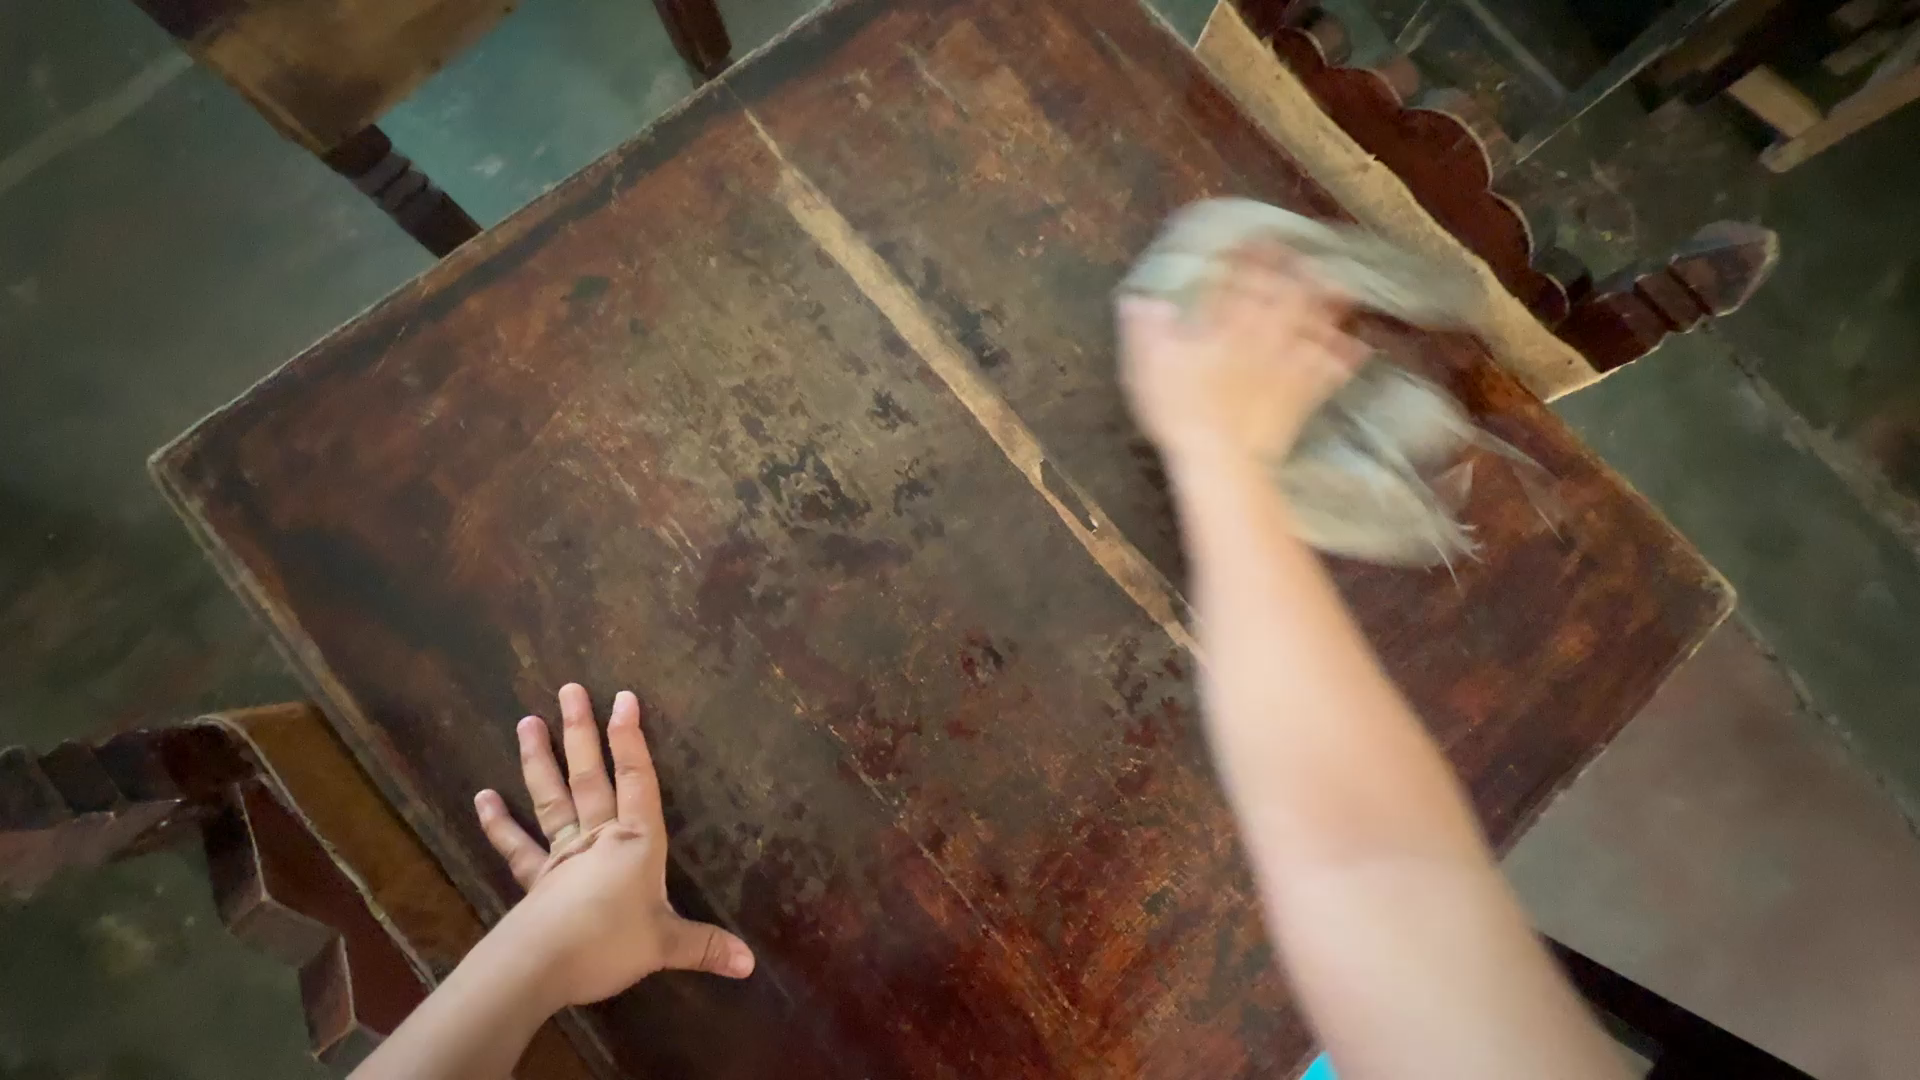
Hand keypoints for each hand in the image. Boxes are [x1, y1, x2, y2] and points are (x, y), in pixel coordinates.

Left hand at [472, 683, 754, 1007]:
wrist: (540, 968)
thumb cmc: (610, 942)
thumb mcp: (666, 944)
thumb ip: (706, 946)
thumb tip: (751, 964)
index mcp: (635, 839)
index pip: (636, 778)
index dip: (631, 737)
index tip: (623, 697)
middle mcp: (598, 836)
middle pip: (590, 776)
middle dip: (581, 732)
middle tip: (569, 690)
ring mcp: (562, 856)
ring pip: (552, 798)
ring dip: (539, 760)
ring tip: (526, 722)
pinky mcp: (535, 881)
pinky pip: (517, 847)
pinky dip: (498, 824)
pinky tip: (482, 797)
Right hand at [1118, 245, 1364, 465]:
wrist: (1220, 460)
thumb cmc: (1178, 412)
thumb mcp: (1147, 370)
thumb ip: (1145, 332)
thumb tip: (1139, 300)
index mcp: (1221, 326)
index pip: (1235, 282)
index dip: (1243, 258)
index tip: (1248, 240)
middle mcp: (1259, 335)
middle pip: (1283, 293)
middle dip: (1292, 269)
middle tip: (1299, 253)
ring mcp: (1285, 364)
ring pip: (1313, 323)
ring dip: (1326, 302)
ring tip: (1339, 286)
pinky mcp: (1301, 395)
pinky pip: (1330, 369)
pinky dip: (1343, 356)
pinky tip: (1356, 346)